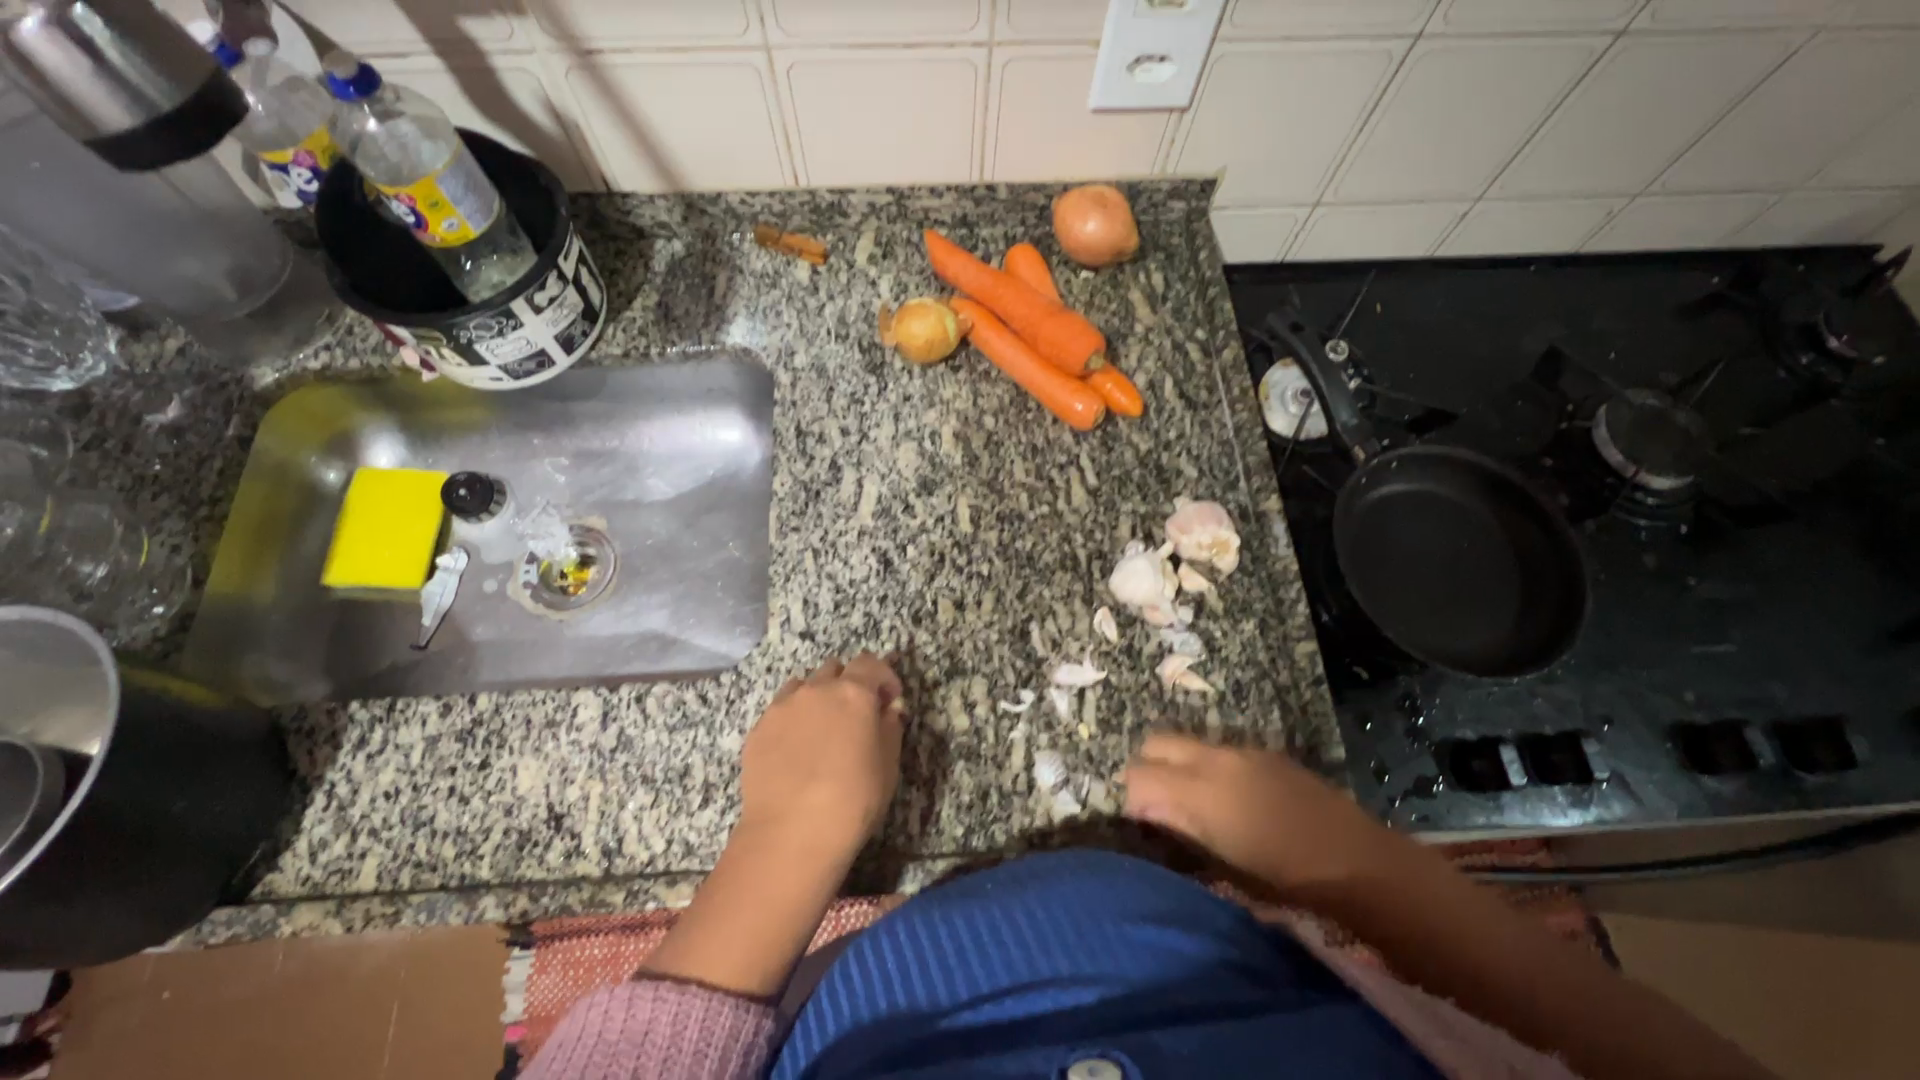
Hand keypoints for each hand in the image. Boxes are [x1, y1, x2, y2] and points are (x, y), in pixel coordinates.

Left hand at [738, 653, 904, 859]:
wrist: (791, 834)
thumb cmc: (853, 800)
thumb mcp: (888, 767)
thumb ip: (889, 729)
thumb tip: (888, 710)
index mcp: (853, 694)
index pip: (870, 663)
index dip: (884, 677)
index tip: (890, 701)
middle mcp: (815, 690)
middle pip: (834, 669)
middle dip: (848, 684)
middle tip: (856, 716)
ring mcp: (781, 708)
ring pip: (803, 687)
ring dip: (817, 698)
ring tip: (822, 731)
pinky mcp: (757, 730)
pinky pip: (779, 711)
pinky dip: (792, 720)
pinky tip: (795, 751)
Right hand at [1121, 732, 1397, 898]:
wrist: (1359, 863)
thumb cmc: (1286, 881)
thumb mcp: (1222, 867)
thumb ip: (1179, 830)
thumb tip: (1144, 812)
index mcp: (1200, 790)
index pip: (1137, 775)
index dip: (1130, 799)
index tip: (1141, 825)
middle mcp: (1216, 759)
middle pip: (1155, 743)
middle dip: (1147, 768)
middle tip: (1157, 806)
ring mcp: (1245, 752)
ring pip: (1189, 743)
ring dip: (1179, 766)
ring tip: (1192, 805)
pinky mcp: (1269, 755)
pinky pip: (1221, 751)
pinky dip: (1209, 767)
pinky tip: (1231, 802)